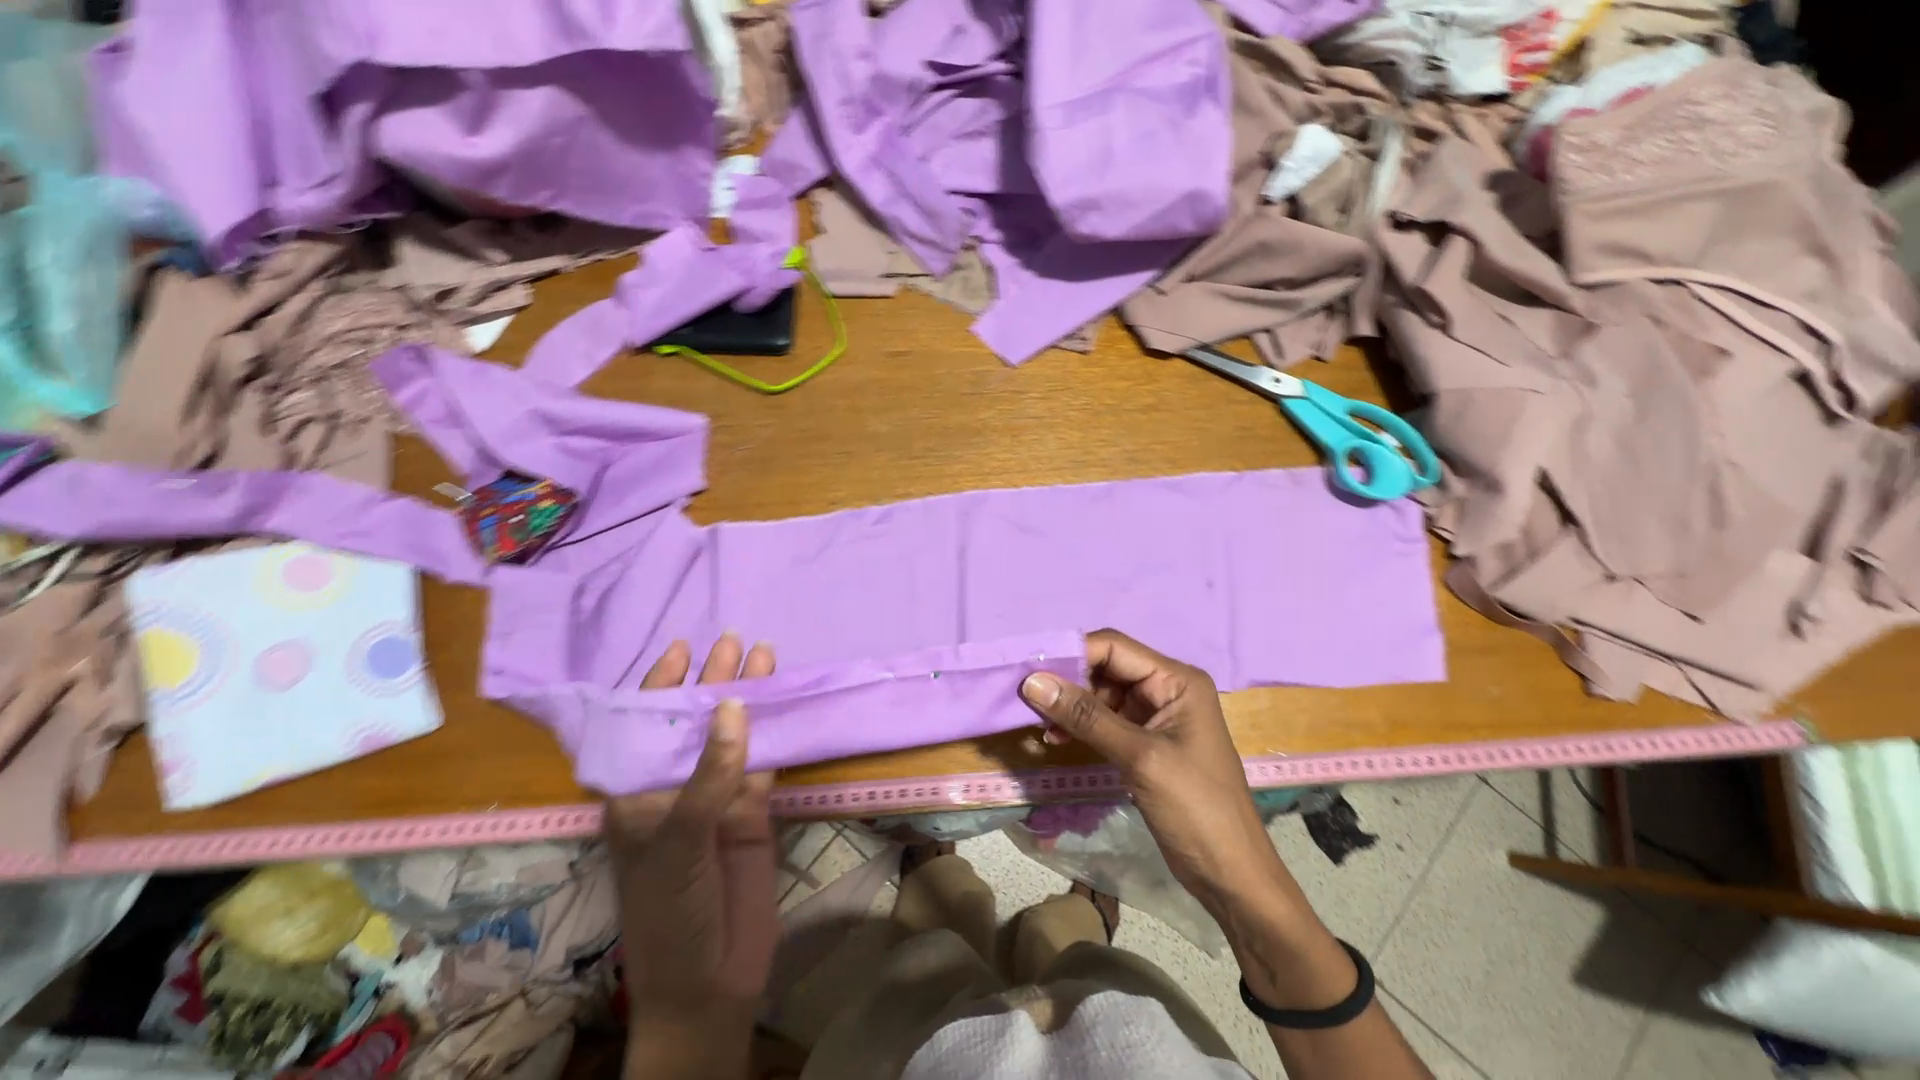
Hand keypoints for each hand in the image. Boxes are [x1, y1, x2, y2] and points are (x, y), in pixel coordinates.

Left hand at [606, 635, 776, 1076]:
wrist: (708, 979)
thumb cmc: (668, 909)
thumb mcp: (675, 840)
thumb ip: (707, 775)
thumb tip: (732, 708)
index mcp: (632, 794)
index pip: (641, 727)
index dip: (658, 686)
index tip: (680, 648)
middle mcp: (671, 790)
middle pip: (690, 725)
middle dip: (708, 683)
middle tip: (732, 640)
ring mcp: (713, 802)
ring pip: (730, 739)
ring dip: (745, 700)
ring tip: (763, 655)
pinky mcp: (750, 816)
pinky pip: (760, 766)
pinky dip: (771, 735)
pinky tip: (780, 703)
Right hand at [1019, 629, 1286, 913]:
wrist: (1230, 873)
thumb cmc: (1195, 808)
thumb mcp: (1139, 757)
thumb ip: (1086, 717)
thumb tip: (1033, 682)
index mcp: (1177, 680)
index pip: (1113, 647)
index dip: (1071, 655)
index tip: (1029, 674)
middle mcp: (1167, 690)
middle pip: (1106, 668)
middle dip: (1067, 681)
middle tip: (1025, 700)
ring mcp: (1157, 719)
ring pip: (1102, 696)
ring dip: (1070, 707)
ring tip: (1037, 724)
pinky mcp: (1147, 746)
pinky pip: (1106, 723)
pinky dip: (1081, 728)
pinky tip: (1055, 740)